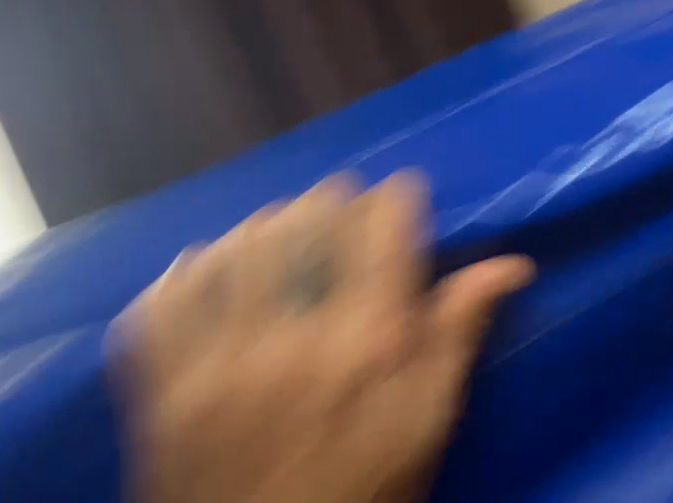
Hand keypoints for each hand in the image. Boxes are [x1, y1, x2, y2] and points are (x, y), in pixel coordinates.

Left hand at [111, 171, 533, 502]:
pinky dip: (186, 276)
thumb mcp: (430, 419)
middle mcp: (291, 341)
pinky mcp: (161, 394)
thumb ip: (460, 332)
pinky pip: (159, 304)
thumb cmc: (367, 488)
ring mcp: (215, 366)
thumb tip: (512, 264)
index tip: (402, 201)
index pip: (382, 224)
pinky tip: (212, 275)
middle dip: (333, 205)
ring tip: (283, 239)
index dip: (398, 198)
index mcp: (367, 344)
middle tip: (345, 218)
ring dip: (266, 230)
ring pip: (235, 248)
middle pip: (305, 220)